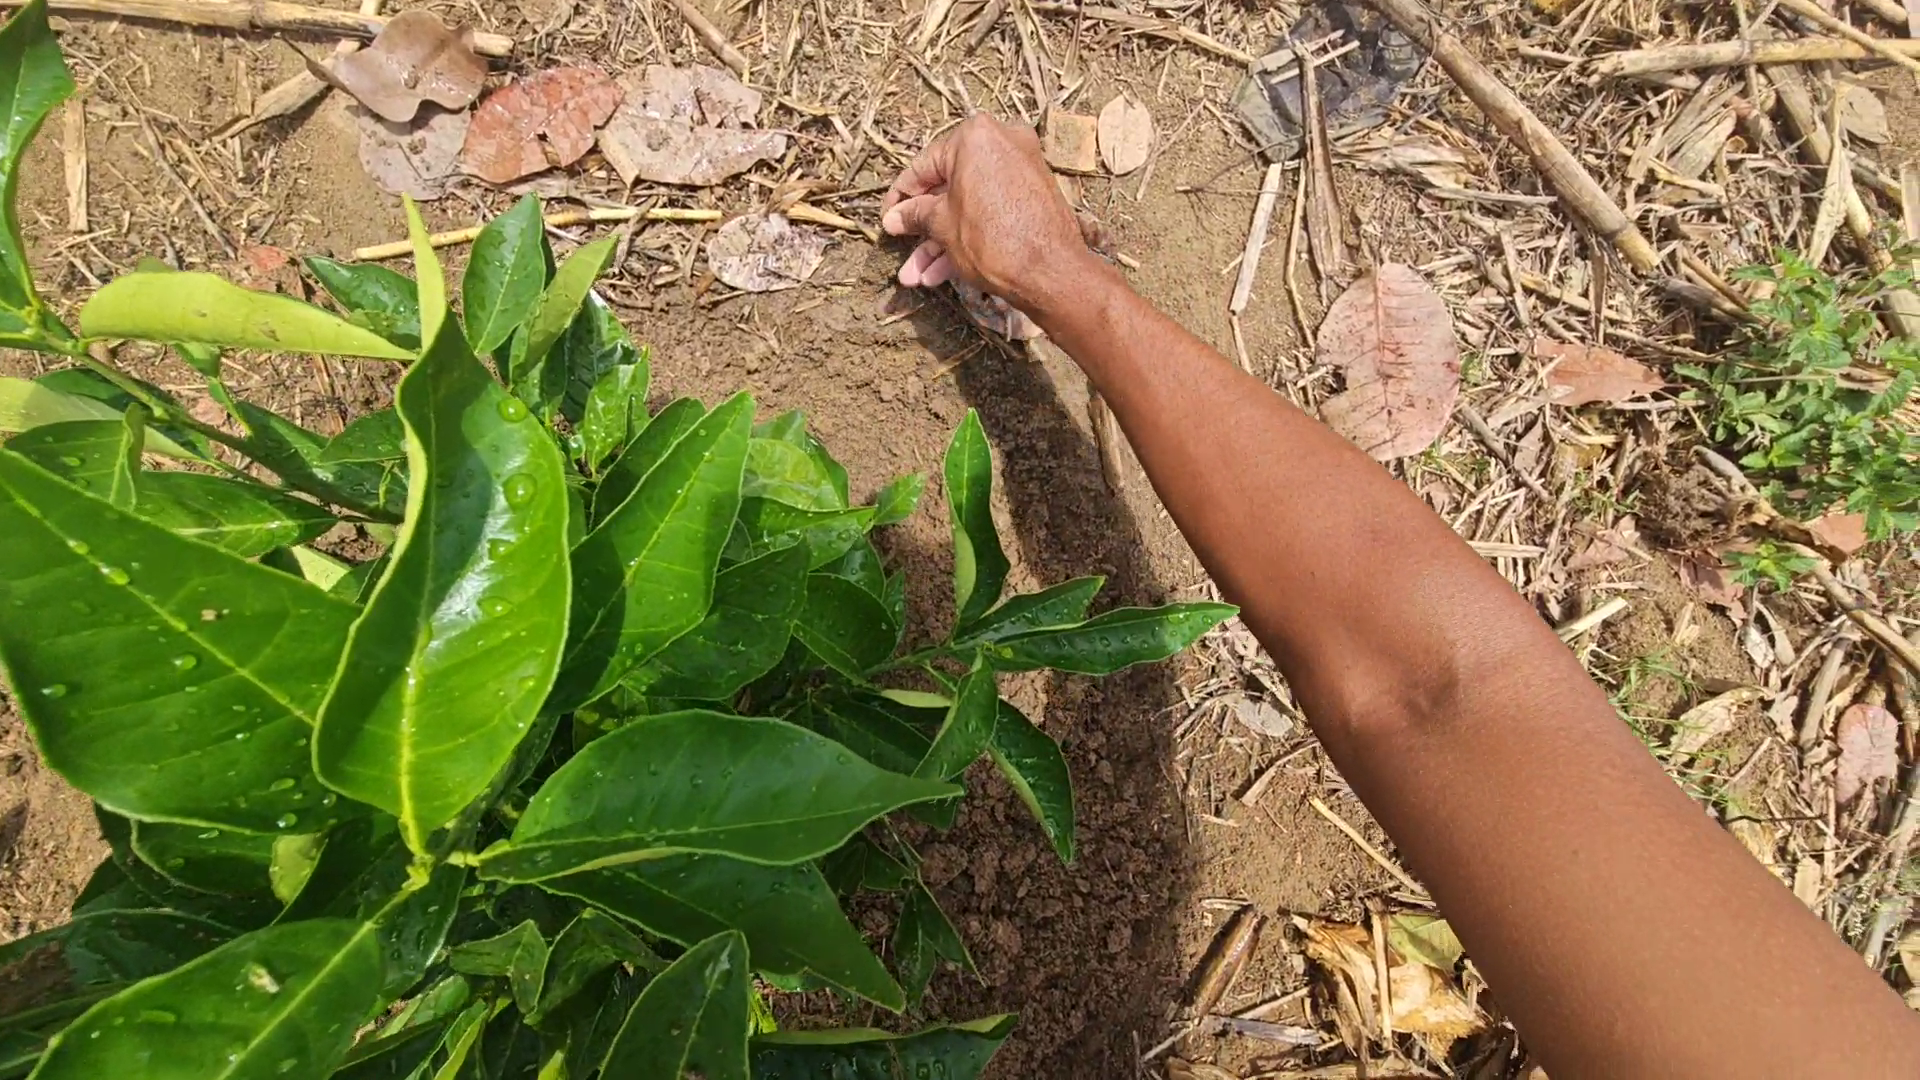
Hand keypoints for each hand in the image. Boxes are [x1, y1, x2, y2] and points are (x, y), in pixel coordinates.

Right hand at [880, 114, 1090, 314]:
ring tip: (918, 277)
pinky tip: (944, 272)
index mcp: (975, 136)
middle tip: (904, 252)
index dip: (900, 197)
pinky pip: (990, 212)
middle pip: (948, 190)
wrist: (1050, 271)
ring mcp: (1021, 169)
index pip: (924, 166)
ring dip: (941, 243)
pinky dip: (968, 237)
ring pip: (968, 207)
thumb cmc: (993, 241)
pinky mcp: (1033, 196)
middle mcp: (1001, 142)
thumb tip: (894, 217)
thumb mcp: (942, 226)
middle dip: (923, 230)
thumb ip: (915, 215)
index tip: (888, 218)